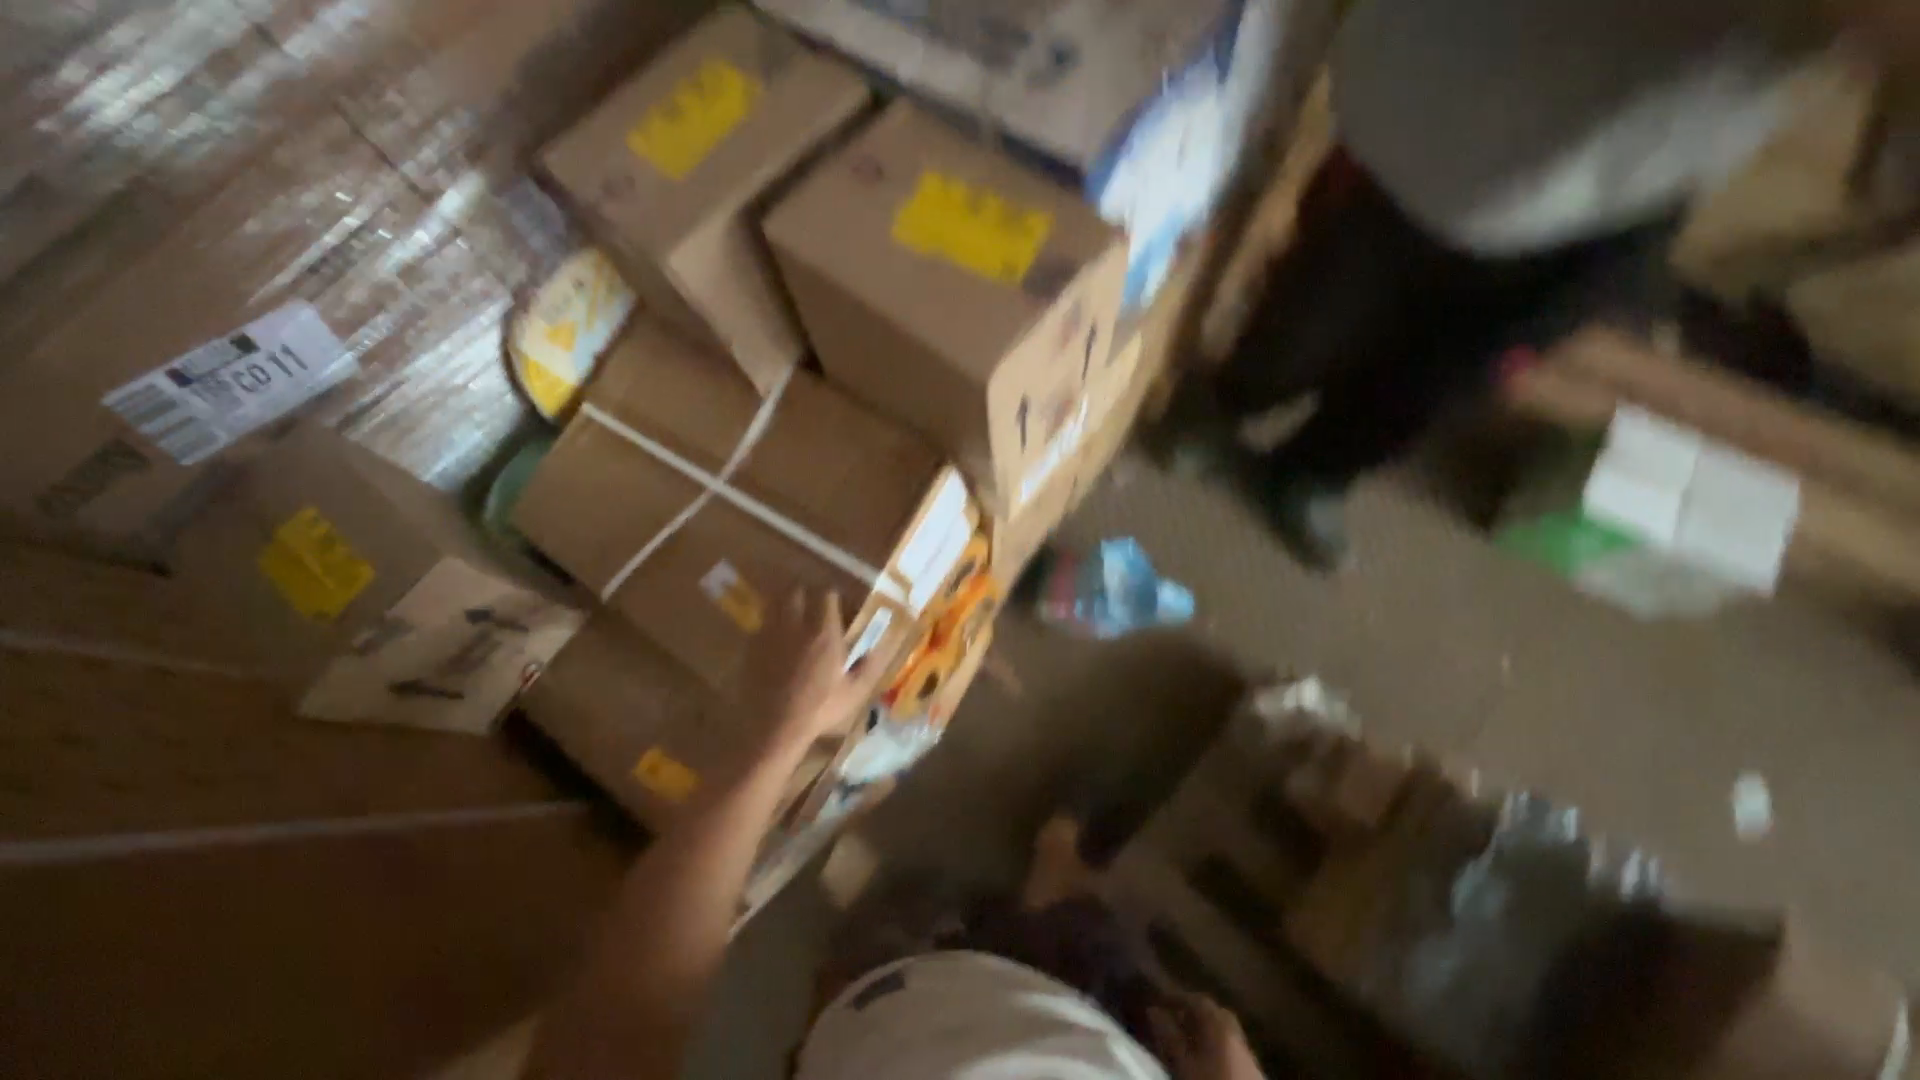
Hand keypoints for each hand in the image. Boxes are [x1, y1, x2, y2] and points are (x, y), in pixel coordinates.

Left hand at [745, 590, 891, 758]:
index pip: (826, 596)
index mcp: (824, 633)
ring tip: (789, 616)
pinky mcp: (751, 648)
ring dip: (783, 605)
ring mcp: (770, 635)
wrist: (775, 726)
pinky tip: (773, 641)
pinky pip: (760, 626)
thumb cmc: (820, 709)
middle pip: (796, 592)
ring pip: (774, 604)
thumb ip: (869, 666)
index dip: (831, 596)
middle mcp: (796, 626)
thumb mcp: (854, 692)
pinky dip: (768, 627)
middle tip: (810, 605)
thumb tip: (879, 648)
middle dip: (804, 594)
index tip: (836, 604)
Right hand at [1150, 992, 1265, 1079]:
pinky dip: (1215, 1044)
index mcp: (1219, 1025)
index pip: (1198, 1001)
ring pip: (1224, 1030)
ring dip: (1205, 1029)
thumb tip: (1154, 1011)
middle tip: (1174, 1018)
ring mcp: (1246, 1051)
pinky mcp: (1252, 1069)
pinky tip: (1205, 1057)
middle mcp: (1235, 1032)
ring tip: (1185, 1038)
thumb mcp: (1183, 1064)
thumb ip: (1169, 1036)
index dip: (1178, 998)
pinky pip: (1231, 1045)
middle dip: (1193, 1012)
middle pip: (1214, 1013)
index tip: (1160, 1001)